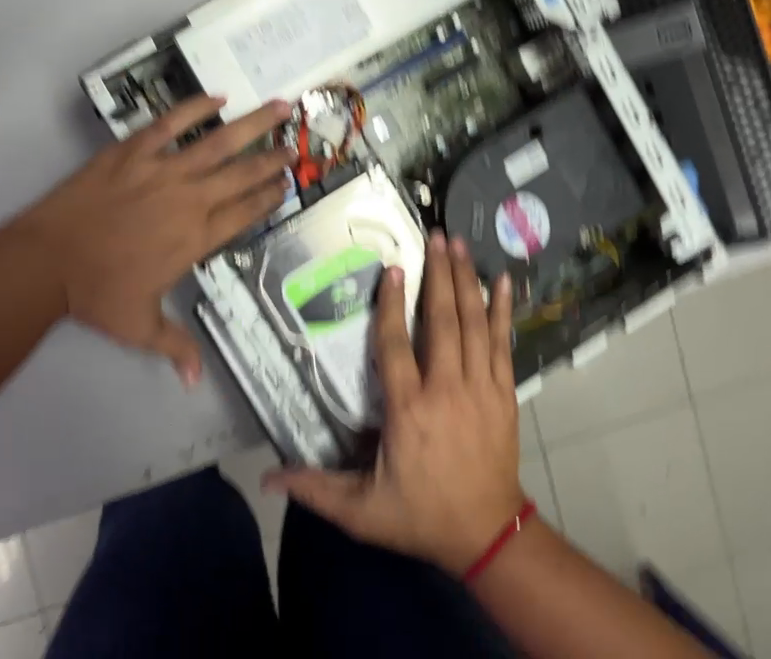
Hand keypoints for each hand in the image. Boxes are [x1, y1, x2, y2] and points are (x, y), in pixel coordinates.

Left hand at [17, 95, 293, 384]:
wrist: (46, 261)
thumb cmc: (96, 295)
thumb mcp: (139, 327)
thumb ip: (175, 347)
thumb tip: (194, 383)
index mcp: (196, 238)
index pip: (245, 213)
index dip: (269, 197)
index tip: (287, 185)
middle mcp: (189, 200)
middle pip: (242, 174)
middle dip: (272, 159)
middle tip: (293, 148)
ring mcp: (162, 171)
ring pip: (218, 142)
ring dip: (253, 124)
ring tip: (281, 108)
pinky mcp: (132, 152)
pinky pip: (170, 123)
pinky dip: (194, 108)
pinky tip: (217, 97)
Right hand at [267, 233, 526, 574]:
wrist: (489, 535)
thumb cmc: (421, 515)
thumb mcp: (362, 511)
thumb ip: (315, 489)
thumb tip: (266, 479)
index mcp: (409, 410)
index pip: (396, 347)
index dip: (391, 306)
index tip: (392, 269)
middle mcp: (446, 389)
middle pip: (442, 321)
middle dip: (438, 275)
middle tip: (435, 236)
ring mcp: (480, 388)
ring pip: (474, 324)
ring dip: (466, 281)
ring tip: (458, 245)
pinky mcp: (504, 393)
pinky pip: (503, 343)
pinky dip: (503, 310)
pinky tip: (504, 280)